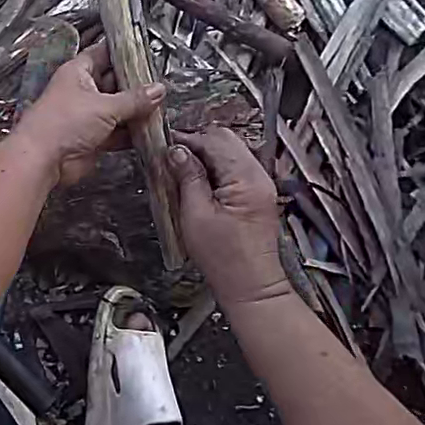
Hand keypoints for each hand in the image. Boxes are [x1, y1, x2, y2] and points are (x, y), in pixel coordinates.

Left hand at [12, 42, 164, 184]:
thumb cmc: (60, 124)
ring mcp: (87, 116)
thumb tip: (156, 90)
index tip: (144, 51)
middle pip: (114, 83)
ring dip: (136, 111)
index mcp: (77, 73)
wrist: (43, 159)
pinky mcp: (92, 138)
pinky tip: (148, 131)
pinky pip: (117, 132)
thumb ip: (134, 99)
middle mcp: (81, 92)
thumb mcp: (104, 105)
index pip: (103, 54)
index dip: (122, 53)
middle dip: (135, 85)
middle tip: (159, 85)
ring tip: (160, 107)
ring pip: (118, 109)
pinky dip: (131, 132)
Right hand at [167, 128, 289, 304]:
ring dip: (204, 154)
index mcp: (246, 179)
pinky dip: (213, 166)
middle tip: (170, 155)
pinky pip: (233, 166)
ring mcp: (260, 184)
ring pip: (229, 150)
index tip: (164, 146)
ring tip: (180, 168)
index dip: (186, 140)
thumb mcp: (195, 214)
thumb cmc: (224, 257)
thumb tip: (176, 151)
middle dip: (195, 143)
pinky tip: (197, 179)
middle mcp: (259, 176)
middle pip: (225, 139)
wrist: (250, 286)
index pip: (213, 141)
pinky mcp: (256, 193)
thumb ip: (187, 177)